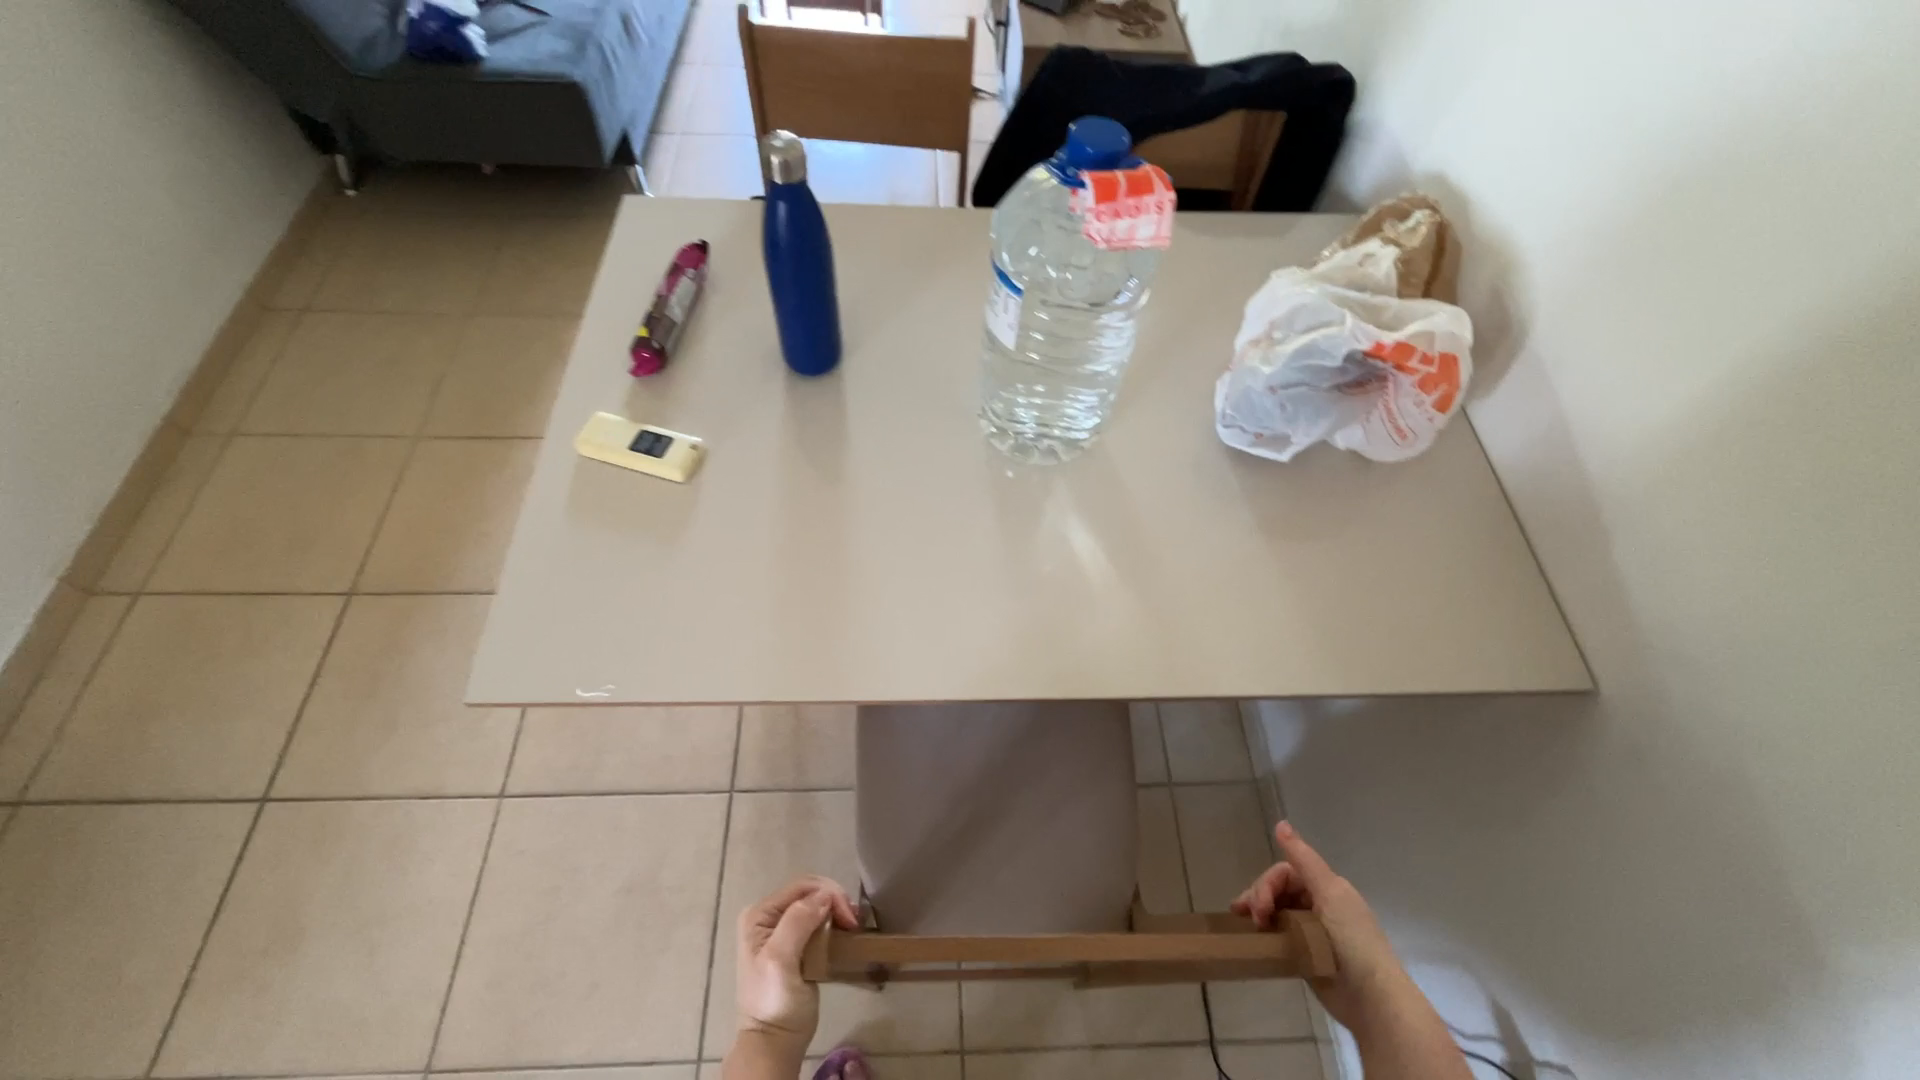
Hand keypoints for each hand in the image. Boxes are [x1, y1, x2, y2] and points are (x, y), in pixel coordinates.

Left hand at [734, 876, 860, 1051]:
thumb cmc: (773, 1001)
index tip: (849, 917)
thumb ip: (797, 923)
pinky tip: (847, 931)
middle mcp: (769, 917)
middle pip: (810, 893)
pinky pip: (820, 922)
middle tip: (854, 923)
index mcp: (759, 915)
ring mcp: (784, 931)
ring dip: (837, 911)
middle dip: (835, 901)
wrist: (774, 1041)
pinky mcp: (799, 945)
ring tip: (853, 927)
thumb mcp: (780, 960)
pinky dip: (835, 923)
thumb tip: (824, 895)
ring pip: (817, 906)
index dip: (828, 894)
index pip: (800, 887)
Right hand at [1230, 821, 1411, 1031]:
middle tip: (1250, 917)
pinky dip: (1266, 934)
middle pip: (1279, 890)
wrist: (1372, 998)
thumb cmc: (1353, 941)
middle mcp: (1320, 906)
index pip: (1286, 873)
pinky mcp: (1306, 955)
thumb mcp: (1330, 894)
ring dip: (1258, 913)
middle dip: (1259, 897)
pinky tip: (1254, 939)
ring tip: (1246, 925)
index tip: (1258, 906)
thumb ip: (1304, 859)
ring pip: (1276, 911)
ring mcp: (1312, 932)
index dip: (1267, 884)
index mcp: (1328, 889)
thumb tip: (1281, 822)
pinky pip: (1280, 936)